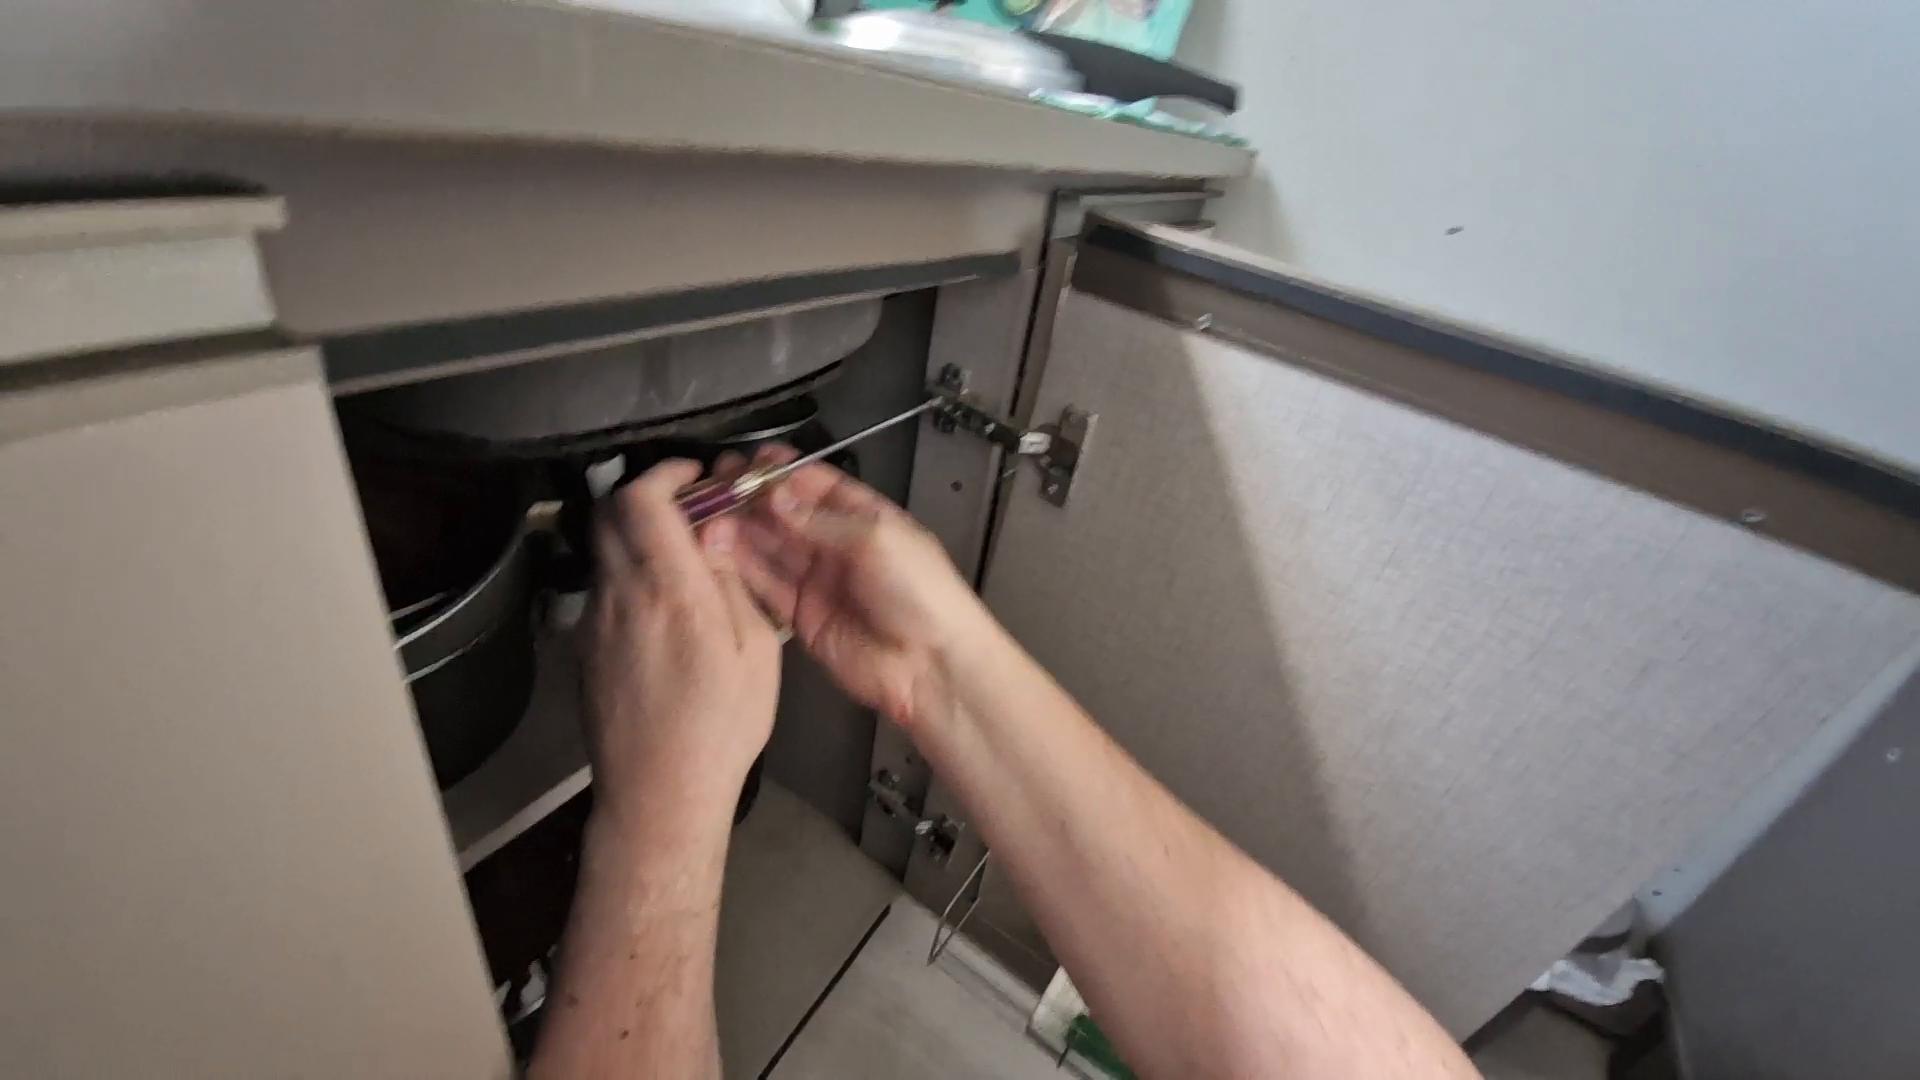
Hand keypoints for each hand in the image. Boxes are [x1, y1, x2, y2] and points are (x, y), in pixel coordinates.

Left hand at [582, 460, 781, 835]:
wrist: (660, 792)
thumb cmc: (722, 723)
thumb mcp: (754, 650)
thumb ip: (730, 583)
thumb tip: (714, 537)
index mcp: (671, 592)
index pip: (643, 502)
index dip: (664, 473)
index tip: (693, 474)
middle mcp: (622, 597)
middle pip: (610, 514)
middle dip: (647, 492)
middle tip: (689, 506)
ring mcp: (595, 622)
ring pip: (604, 549)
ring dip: (637, 532)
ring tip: (681, 553)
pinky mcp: (585, 647)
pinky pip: (603, 587)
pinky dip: (629, 570)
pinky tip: (663, 601)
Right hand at [728, 446, 989, 729]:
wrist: (930, 665)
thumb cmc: (924, 596)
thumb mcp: (878, 540)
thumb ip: (823, 519)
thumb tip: (779, 496)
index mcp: (868, 519)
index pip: (819, 487)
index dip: (785, 473)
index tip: (753, 461)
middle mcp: (840, 547)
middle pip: (788, 516)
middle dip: (753, 500)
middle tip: (718, 486)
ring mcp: (820, 582)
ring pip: (771, 549)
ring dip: (741, 532)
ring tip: (707, 515)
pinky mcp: (803, 616)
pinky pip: (767, 586)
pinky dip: (742, 569)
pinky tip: (717, 550)